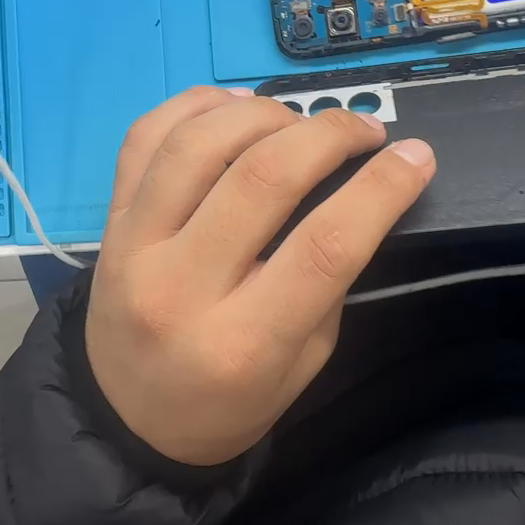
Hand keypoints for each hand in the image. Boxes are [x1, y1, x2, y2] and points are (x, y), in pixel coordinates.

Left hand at [85, 86, 435, 465]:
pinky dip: (195, 104)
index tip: (415, 156)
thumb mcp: (302, 365)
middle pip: (262, 179)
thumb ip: (328, 281)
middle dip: (328, 135)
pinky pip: (144, 137)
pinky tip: (234, 104)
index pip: (324, 248)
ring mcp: (133, 247)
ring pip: (199, 145)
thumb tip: (361, 189)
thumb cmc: (228, 401)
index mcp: (243, 343)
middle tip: (364, 128)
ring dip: (262, 113)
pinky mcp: (109, 221)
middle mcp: (181, 288)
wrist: (124, 420)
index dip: (380, 190)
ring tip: (298, 118)